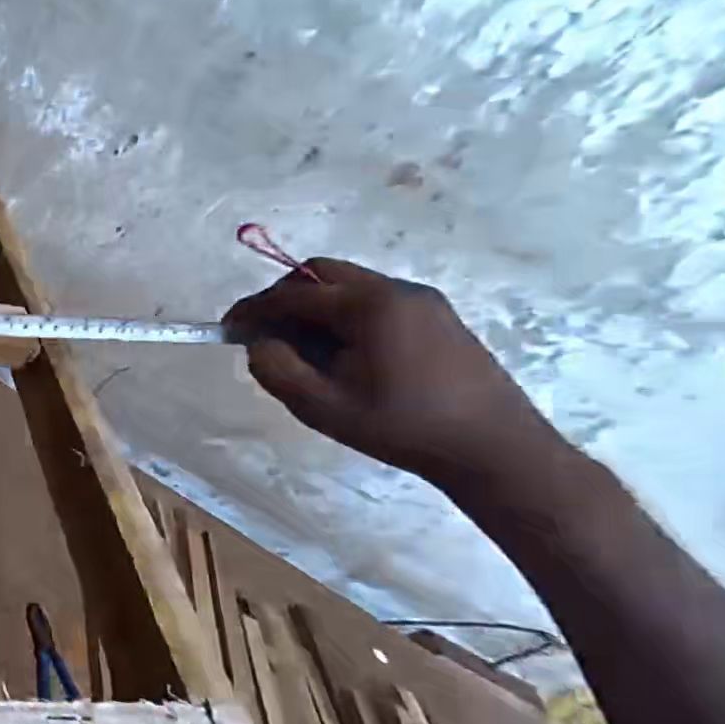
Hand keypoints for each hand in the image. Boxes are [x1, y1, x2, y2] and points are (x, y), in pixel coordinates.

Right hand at [223, 258, 572, 489]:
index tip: (228, 327)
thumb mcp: (324, 407)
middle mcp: (395, 289)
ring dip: (315, 307)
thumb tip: (259, 343)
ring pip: (349, 286)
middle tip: (265, 333)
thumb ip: (277, 370)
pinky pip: (374, 301)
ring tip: (304, 349)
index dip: (255, 309)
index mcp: (368, 305)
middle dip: (284, 298)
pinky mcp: (437, 315)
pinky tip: (344, 354)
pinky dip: (344, 316)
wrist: (496, 449)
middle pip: (321, 274)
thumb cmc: (403, 428)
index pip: (293, 293)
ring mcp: (421, 299)